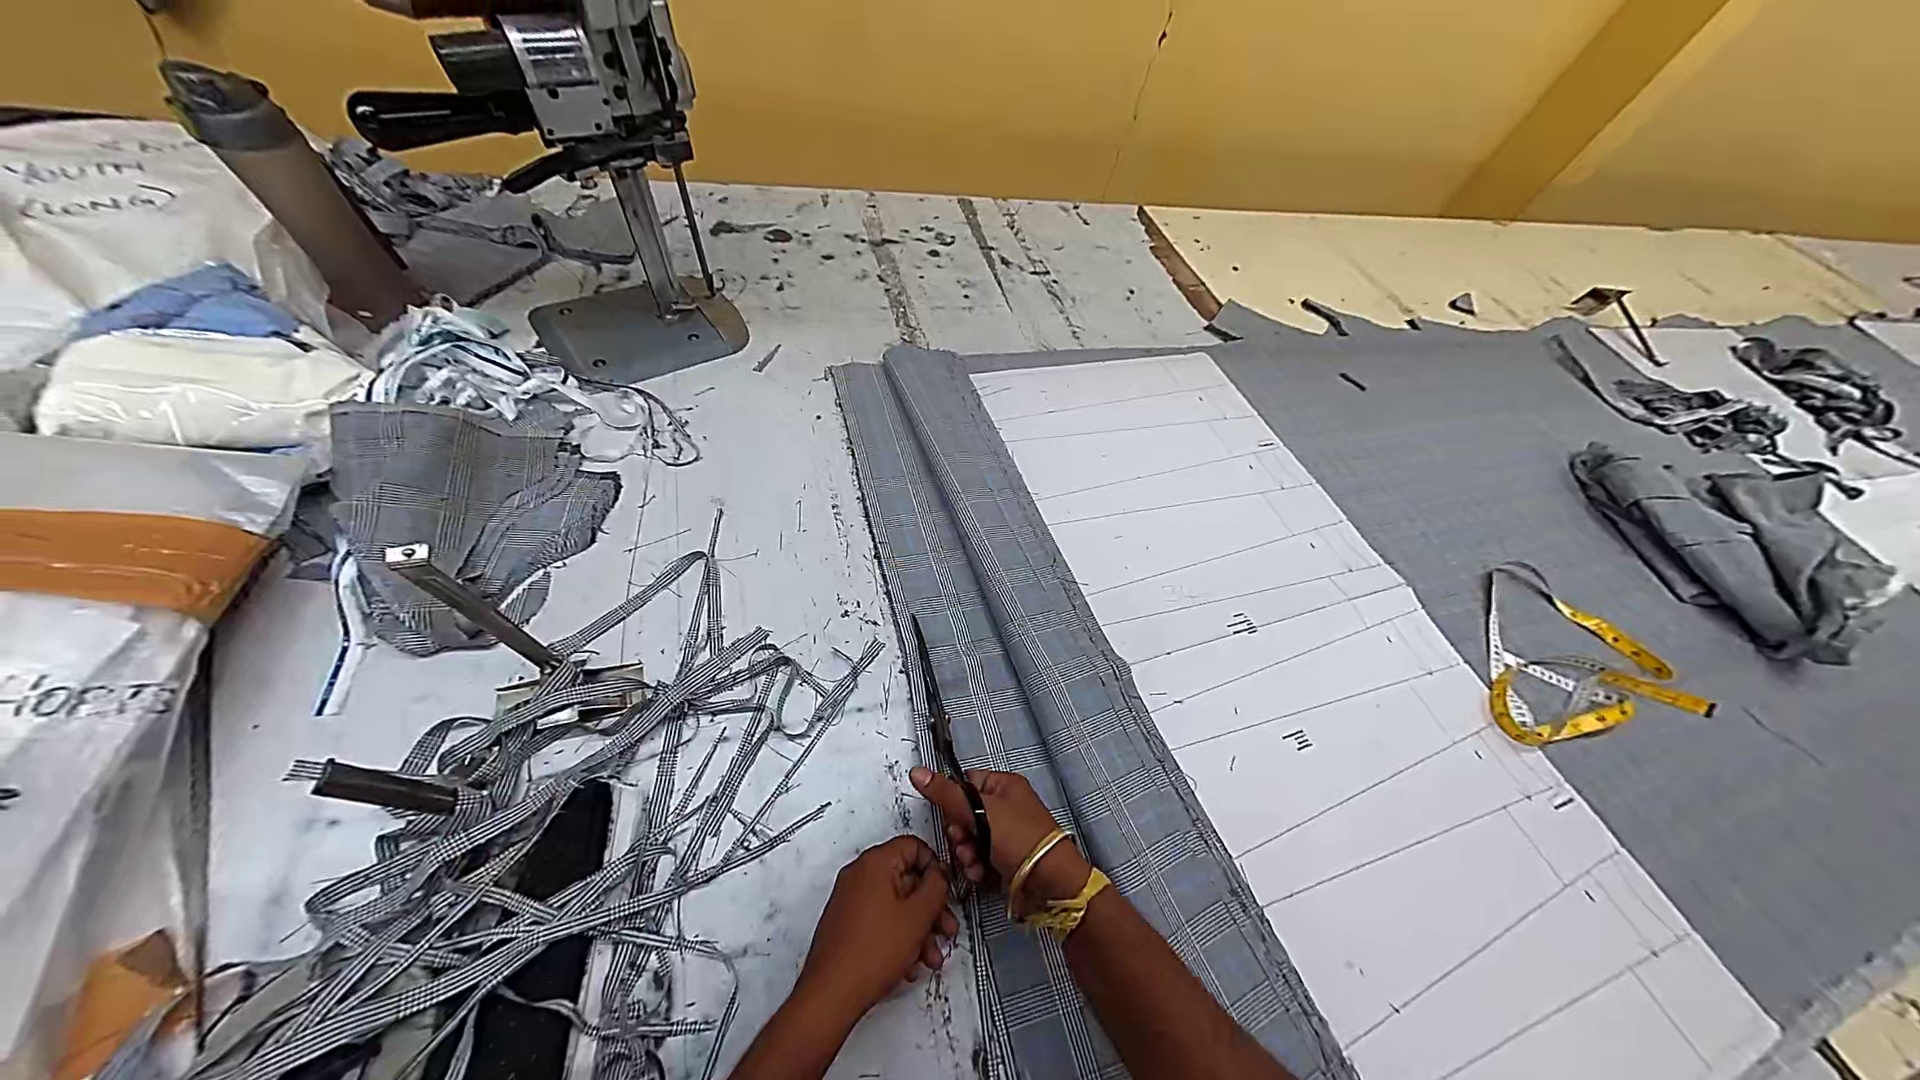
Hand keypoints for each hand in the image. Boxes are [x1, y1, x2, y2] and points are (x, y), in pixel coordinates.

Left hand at [793, 835, 958, 1023]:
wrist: (832, 995)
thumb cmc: (867, 956)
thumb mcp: (918, 916)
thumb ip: (936, 888)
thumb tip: (939, 876)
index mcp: (874, 863)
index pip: (914, 846)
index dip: (935, 867)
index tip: (945, 888)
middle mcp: (858, 876)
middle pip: (906, 878)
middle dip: (930, 905)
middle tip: (943, 925)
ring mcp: (849, 900)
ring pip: (895, 903)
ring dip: (917, 926)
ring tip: (929, 954)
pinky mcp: (845, 923)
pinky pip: (880, 919)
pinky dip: (898, 935)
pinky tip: (909, 962)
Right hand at [910, 766, 1091, 914]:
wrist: (1050, 882)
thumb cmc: (1020, 838)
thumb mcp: (979, 811)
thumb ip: (946, 793)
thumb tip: (918, 772)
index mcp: (1004, 785)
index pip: (966, 784)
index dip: (954, 800)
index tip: (951, 814)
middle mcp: (1007, 806)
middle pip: (966, 814)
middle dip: (960, 832)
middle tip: (963, 840)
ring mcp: (1008, 833)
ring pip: (971, 838)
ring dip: (966, 851)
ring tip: (972, 860)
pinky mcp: (1007, 857)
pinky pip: (981, 856)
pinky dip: (976, 864)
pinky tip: (978, 873)